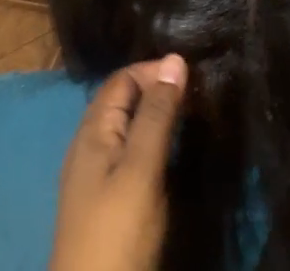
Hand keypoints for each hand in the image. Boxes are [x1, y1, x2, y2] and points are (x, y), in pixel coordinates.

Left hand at [50, 54, 187, 270]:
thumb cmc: (117, 229)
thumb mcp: (141, 168)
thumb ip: (156, 115)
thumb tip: (174, 59)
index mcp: (92, 132)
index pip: (122, 80)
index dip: (154, 71)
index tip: (194, 76)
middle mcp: (90, 146)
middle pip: (123, 102)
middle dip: (158, 91)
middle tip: (200, 95)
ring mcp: (96, 175)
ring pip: (128, 129)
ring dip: (157, 117)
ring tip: (193, 119)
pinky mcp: (108, 200)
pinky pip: (130, 154)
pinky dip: (153, 144)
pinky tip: (173, 155)